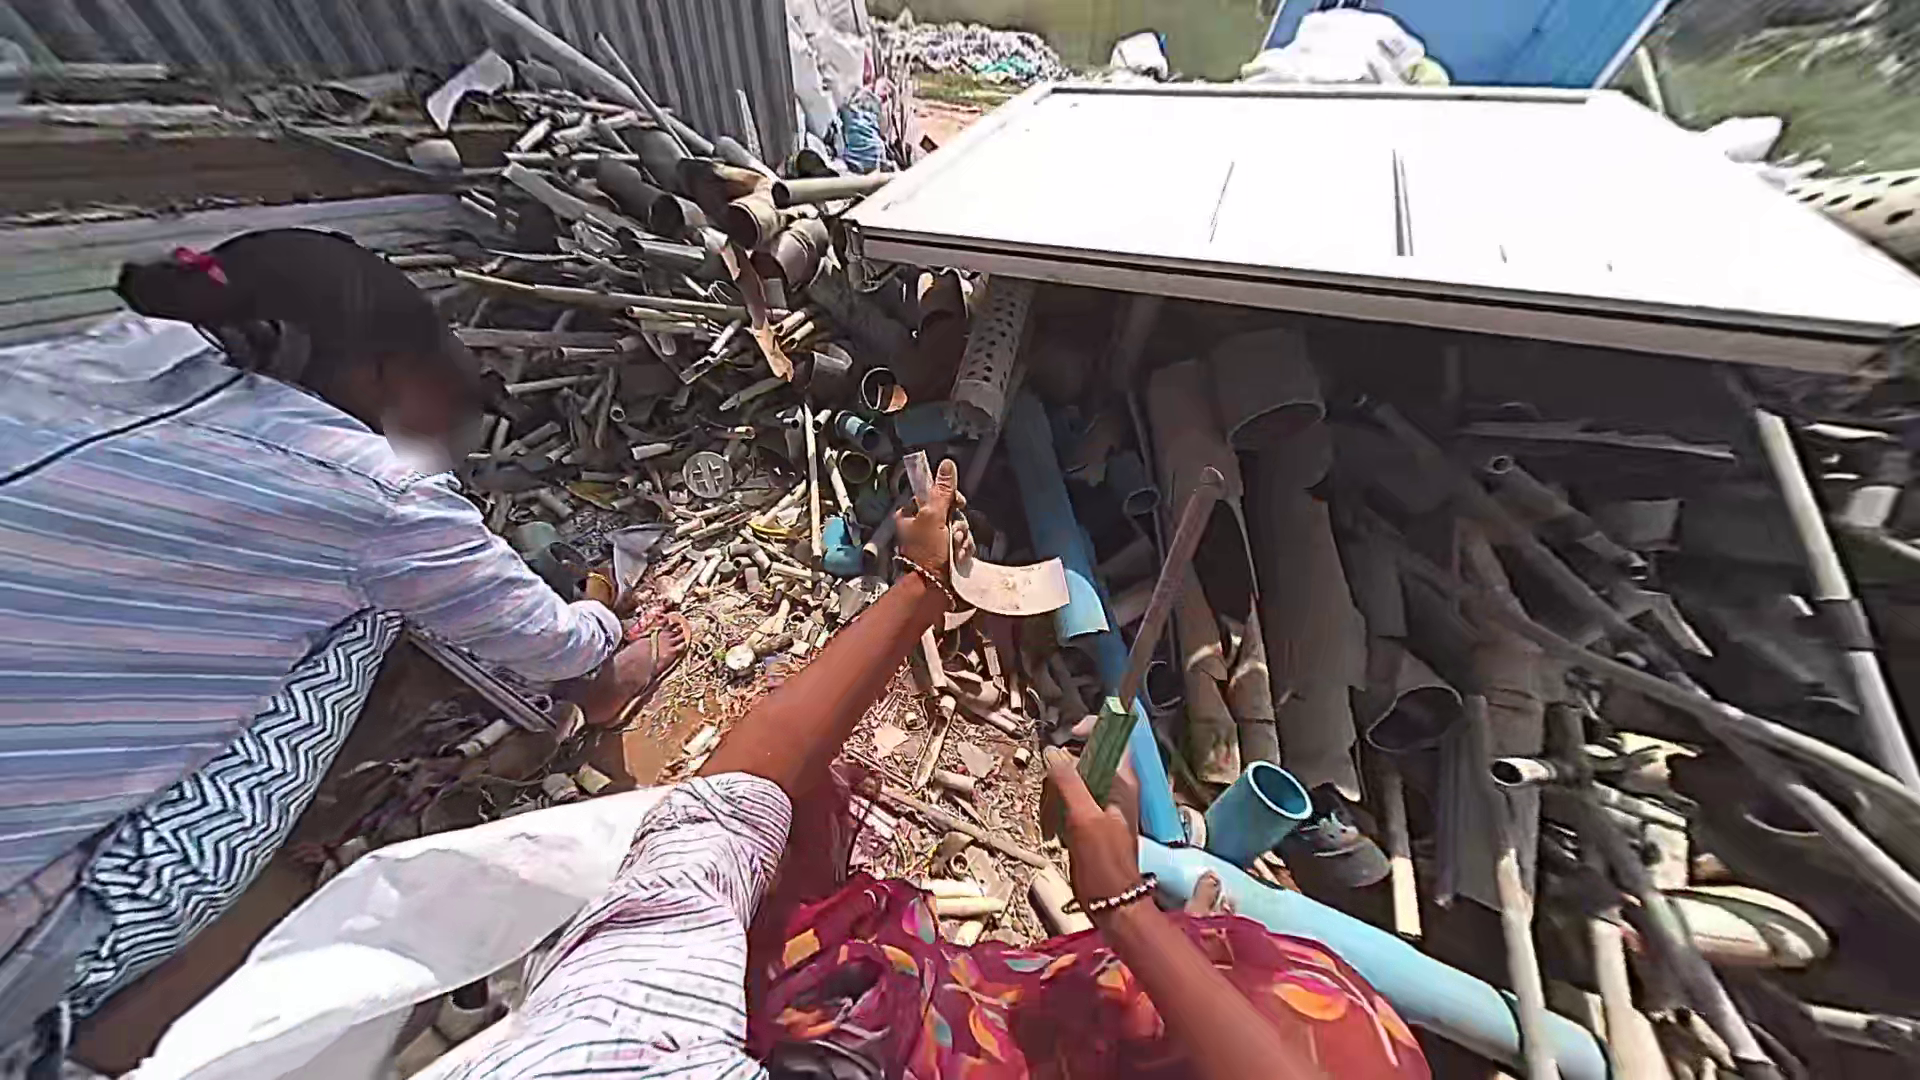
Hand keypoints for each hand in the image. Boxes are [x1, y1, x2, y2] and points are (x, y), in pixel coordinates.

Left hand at [894, 457, 971, 579]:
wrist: (934, 590)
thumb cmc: (927, 555)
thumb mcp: (933, 516)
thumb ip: (942, 491)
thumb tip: (947, 465)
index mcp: (910, 515)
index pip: (935, 495)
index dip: (949, 499)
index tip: (957, 504)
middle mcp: (921, 527)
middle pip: (951, 511)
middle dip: (957, 523)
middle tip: (952, 534)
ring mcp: (935, 542)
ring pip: (959, 527)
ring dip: (962, 538)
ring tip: (955, 550)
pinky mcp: (947, 555)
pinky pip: (963, 543)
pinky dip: (964, 550)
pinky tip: (959, 557)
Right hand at [1044, 747, 1145, 918]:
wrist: (1115, 906)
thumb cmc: (1103, 862)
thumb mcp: (1084, 819)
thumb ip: (1069, 782)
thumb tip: (1052, 751)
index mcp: (1124, 781)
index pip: (1114, 737)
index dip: (1093, 727)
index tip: (1069, 734)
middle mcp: (1118, 786)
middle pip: (1091, 755)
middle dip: (1068, 763)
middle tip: (1054, 782)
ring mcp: (1107, 802)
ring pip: (1080, 776)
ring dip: (1062, 786)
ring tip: (1054, 807)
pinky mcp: (1096, 818)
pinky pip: (1076, 796)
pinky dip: (1062, 801)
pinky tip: (1056, 820)